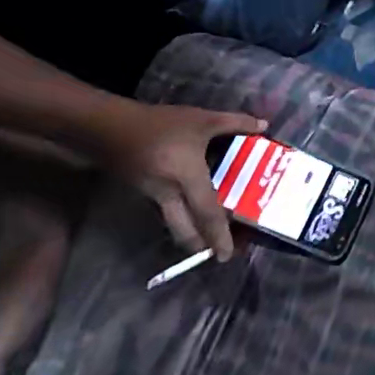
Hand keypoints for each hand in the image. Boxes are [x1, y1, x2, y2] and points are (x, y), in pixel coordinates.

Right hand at [113, 105, 264, 260]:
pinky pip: (166, 212)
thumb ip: (235, 122)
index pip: (207, 214)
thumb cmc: (161, 125)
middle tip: (221, 250)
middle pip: (186, 231)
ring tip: (211, 232)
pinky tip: (192, 208)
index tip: (226, 255)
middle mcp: (170, 195)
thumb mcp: (202, 119)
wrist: (110, 129)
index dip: (218, 236)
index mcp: (187, 178)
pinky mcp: (144, 194)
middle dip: (203, 245)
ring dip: (192, 234)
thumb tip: (264, 125)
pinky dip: (181, 217)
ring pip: (174, 225)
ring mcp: (154, 197)